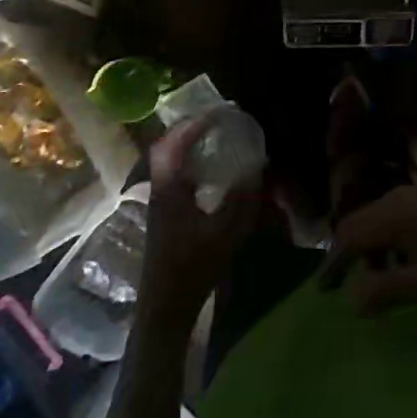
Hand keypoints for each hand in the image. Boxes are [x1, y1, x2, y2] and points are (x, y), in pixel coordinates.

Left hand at [140, 117, 258, 320]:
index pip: (172, 145)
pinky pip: (175, 176)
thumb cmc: (193, 266)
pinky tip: (211, 173)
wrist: (166, 304)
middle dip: (188, 130)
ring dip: (187, 146)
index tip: (217, 113)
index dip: (192, 124)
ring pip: (168, 163)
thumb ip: (242, 198)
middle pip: (166, 149)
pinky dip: (190, 164)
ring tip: (214, 138)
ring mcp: (159, 202)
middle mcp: (159, 190)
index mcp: (168, 189)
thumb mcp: (225, 232)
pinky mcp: (164, 214)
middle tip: (216, 121)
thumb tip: (257, 166)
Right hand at [321, 186, 416, 314]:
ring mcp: (412, 195)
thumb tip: (352, 301)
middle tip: (341, 283)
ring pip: (375, 220)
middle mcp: (395, 199)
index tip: (323, 289)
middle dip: (348, 255)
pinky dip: (386, 239)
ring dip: (369, 247)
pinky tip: (401, 260)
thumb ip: (383, 291)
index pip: (348, 239)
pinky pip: (392, 217)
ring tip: (375, 278)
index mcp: (390, 217)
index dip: (333, 265)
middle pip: (357, 225)